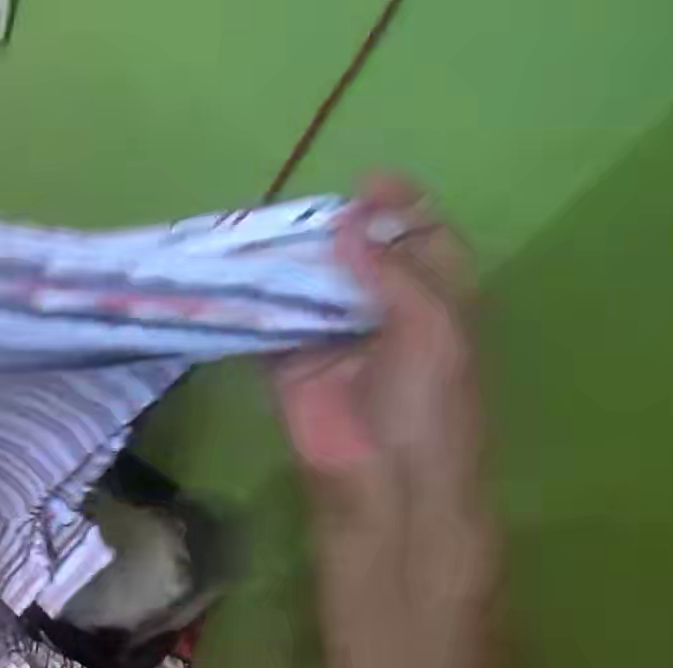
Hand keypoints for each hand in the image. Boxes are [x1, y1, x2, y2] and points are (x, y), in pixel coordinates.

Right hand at [274, 175, 483, 535]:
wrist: (384, 479)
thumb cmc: (428, 404)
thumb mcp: (431, 328)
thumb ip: (390, 275)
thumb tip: (346, 226)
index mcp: (436, 299)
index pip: (418, 238)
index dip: (398, 208)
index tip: (365, 184)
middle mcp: (381, 314)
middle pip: (354, 261)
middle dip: (330, 235)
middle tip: (293, 214)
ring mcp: (331, 342)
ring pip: (308, 293)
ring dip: (287, 270)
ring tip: (256, 241)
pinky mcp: (289, 369)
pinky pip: (270, 332)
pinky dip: (253, 313)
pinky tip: (236, 289)